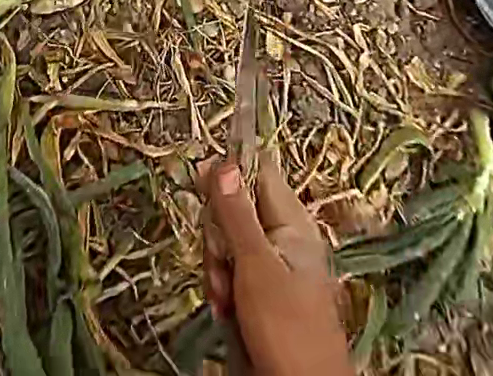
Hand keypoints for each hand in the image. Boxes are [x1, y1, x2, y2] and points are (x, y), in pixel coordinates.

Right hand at [201, 159, 353, 375]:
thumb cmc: (286, 330)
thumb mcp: (256, 266)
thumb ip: (236, 214)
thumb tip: (222, 162)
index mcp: (292, 220)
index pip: (257, 170)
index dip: (228, 172)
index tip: (200, 186)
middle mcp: (283, 234)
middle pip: (236, 206)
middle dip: (218, 233)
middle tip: (221, 264)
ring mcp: (273, 262)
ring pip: (229, 239)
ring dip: (217, 264)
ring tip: (224, 297)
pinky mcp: (261, 288)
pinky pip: (232, 268)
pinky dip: (223, 285)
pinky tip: (225, 308)